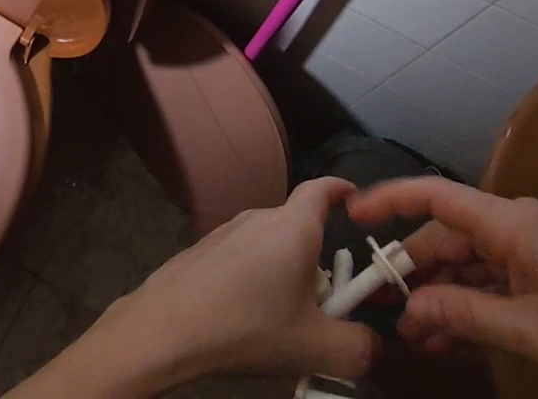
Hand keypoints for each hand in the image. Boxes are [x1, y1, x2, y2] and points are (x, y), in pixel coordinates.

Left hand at [7, 178, 375, 396]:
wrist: (167, 327)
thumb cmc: (249, 326)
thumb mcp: (319, 348)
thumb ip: (359, 346)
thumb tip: (370, 343)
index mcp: (292, 227)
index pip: (322, 189)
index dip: (342, 190)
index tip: (356, 201)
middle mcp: (259, 217)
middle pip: (299, 226)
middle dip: (318, 257)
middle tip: (330, 301)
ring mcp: (226, 230)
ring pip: (270, 244)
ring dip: (285, 272)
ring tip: (287, 319)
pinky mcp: (202, 249)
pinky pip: (242, 257)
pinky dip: (255, 278)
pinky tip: (248, 317)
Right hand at [348, 177, 537, 398]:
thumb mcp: (537, 333)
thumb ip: (467, 316)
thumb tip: (408, 311)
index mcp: (511, 223)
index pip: (434, 195)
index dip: (388, 198)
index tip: (351, 213)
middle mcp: (516, 222)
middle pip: (447, 235)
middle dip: (413, 272)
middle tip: (385, 314)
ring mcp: (533, 242)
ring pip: (469, 259)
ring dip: (442, 293)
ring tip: (418, 337)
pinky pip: (494, 273)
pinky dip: (471, 298)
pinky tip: (454, 331)